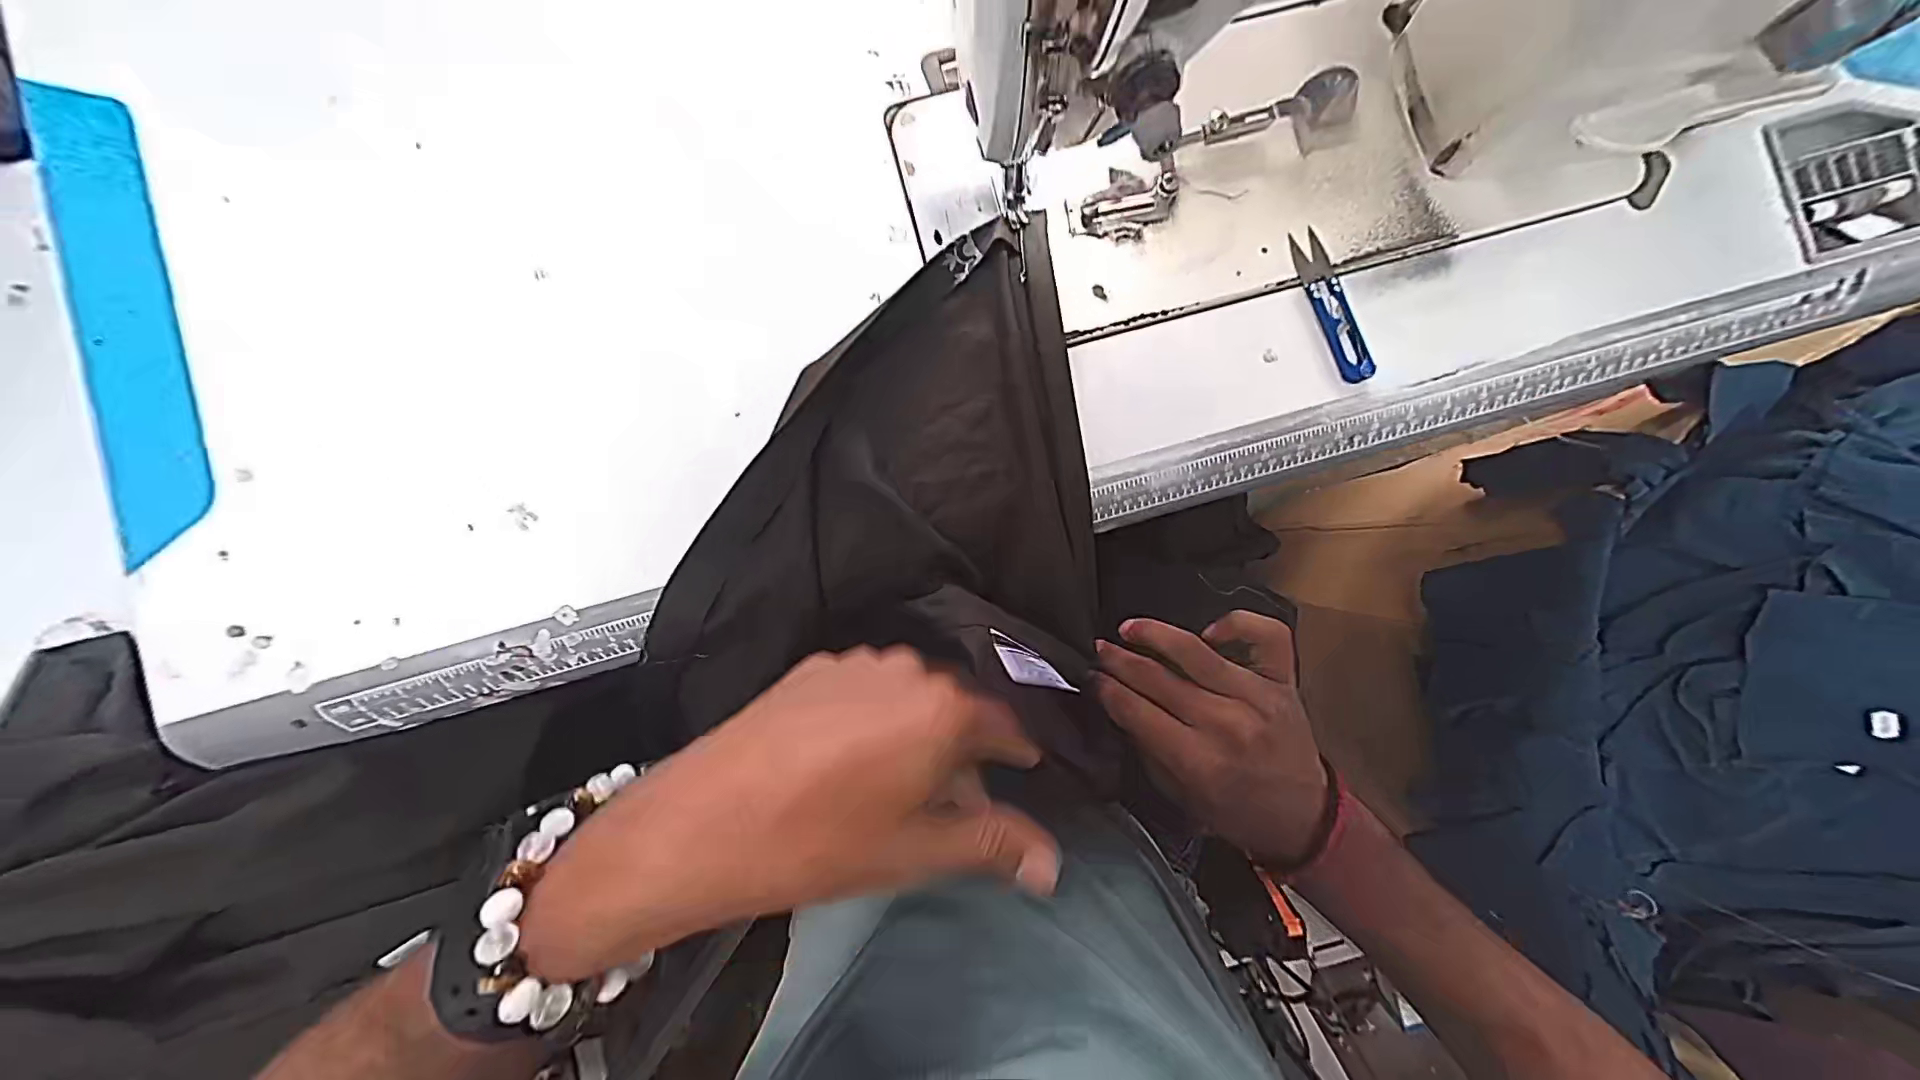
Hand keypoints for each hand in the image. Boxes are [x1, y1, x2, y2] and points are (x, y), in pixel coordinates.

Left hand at [519, 646, 1059, 980]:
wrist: (703, 822)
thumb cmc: (814, 841)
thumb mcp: (915, 850)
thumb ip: (992, 843)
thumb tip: (1047, 860)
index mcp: (940, 708)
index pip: (1003, 723)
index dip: (1015, 751)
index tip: (1021, 766)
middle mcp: (904, 671)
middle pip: (955, 705)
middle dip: (963, 747)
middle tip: (953, 796)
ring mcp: (855, 664)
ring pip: (910, 694)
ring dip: (918, 729)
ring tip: (897, 781)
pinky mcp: (816, 668)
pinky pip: (867, 687)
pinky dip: (876, 715)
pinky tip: (851, 757)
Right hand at [1093, 612, 1327, 866]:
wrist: (1302, 818)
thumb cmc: (1235, 811)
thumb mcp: (1179, 795)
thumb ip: (1147, 748)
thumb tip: (1117, 703)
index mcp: (1199, 760)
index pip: (1136, 710)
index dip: (1105, 689)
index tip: (1090, 677)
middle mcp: (1227, 723)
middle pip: (1156, 678)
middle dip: (1118, 660)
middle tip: (1098, 650)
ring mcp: (1258, 697)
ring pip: (1194, 651)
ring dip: (1153, 634)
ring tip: (1129, 628)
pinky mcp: (1283, 681)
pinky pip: (1264, 635)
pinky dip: (1236, 623)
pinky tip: (1208, 632)